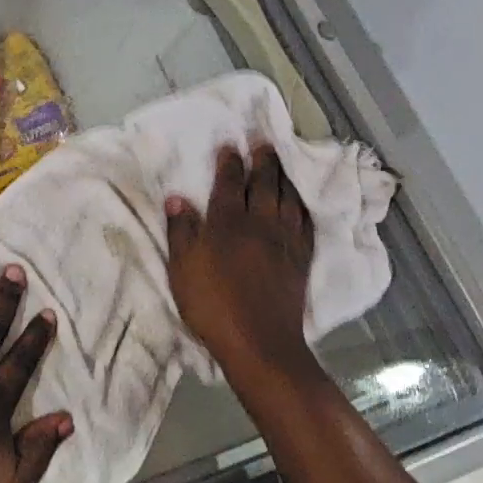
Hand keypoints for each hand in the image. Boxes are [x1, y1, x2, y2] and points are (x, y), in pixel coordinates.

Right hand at [165, 144, 315, 367]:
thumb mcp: (182, 269)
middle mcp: (259, 224)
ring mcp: (284, 241)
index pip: (229, 184)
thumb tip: (177, 198)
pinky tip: (300, 202)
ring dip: (284, 177)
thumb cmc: (212, 305)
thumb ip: (181, 232)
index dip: (229, 163)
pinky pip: (305, 223)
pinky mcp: (301, 259)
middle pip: (264, 184)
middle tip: (263, 142)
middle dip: (262, 161)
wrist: (259, 341)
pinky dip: (302, 206)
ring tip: (282, 162)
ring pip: (287, 199)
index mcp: (227, 224)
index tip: (230, 145)